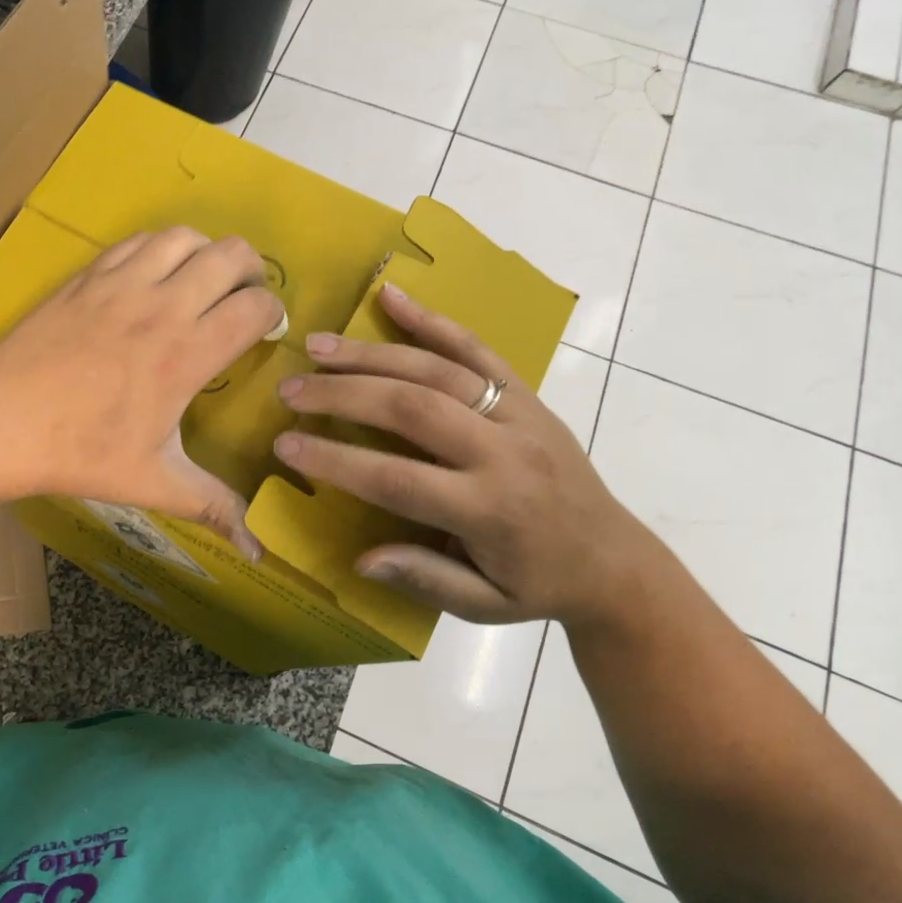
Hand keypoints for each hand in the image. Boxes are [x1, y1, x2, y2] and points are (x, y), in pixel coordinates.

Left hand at [0, 227, 285, 558]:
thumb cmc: (79, 456)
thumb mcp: (152, 482)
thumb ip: (213, 506)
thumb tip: (258, 548)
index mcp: (185, 354)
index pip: (255, 308)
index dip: (275, 313)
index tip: (268, 332)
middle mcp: (160, 307)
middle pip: (230, 256)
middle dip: (253, 271)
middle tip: (246, 298)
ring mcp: (118, 286)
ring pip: (183, 237)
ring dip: (206, 251)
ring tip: (205, 279)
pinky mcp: (84, 279)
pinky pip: (135, 242)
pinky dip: (159, 248)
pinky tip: (153, 276)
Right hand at [270, 284, 665, 626]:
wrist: (615, 560)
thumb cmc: (537, 585)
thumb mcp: (484, 604)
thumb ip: (425, 579)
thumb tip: (362, 559)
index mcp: (489, 510)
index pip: (398, 479)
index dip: (337, 460)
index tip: (286, 445)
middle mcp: (503, 453)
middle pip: (412, 409)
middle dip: (343, 394)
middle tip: (290, 389)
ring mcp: (518, 415)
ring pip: (436, 371)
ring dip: (371, 355)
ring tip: (317, 346)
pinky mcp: (526, 394)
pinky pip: (476, 349)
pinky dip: (431, 321)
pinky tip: (390, 297)